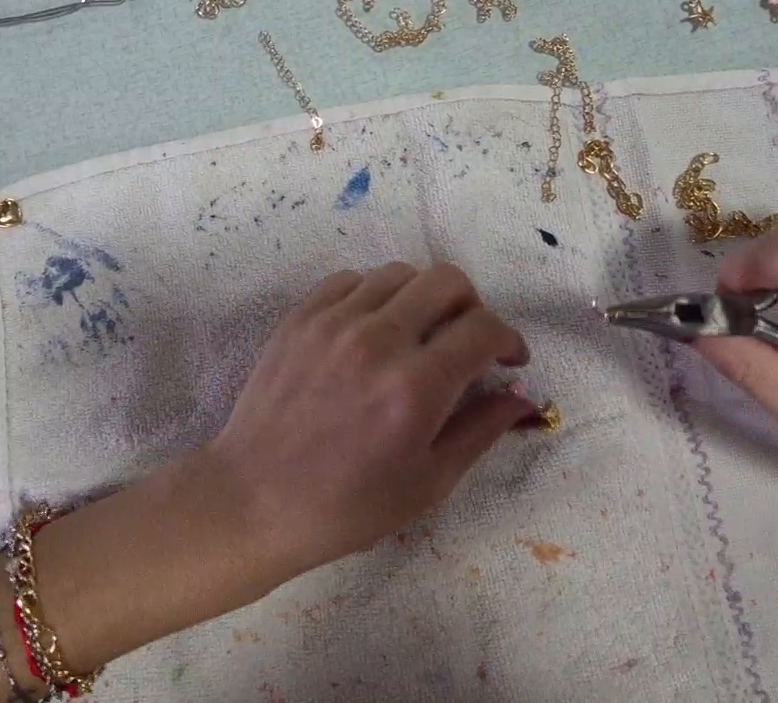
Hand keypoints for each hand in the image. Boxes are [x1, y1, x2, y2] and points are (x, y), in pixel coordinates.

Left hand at [208, 263, 534, 580]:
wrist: (256, 495)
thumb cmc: (348, 504)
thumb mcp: (428, 483)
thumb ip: (481, 430)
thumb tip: (522, 396)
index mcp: (416, 387)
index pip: (484, 328)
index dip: (509, 339)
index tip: (509, 359)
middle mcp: (378, 339)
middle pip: (447, 280)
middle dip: (472, 305)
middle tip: (466, 340)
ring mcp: (334, 320)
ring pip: (398, 272)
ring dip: (422, 297)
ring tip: (416, 333)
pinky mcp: (301, 315)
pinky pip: (350, 279)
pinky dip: (373, 295)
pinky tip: (371, 328)